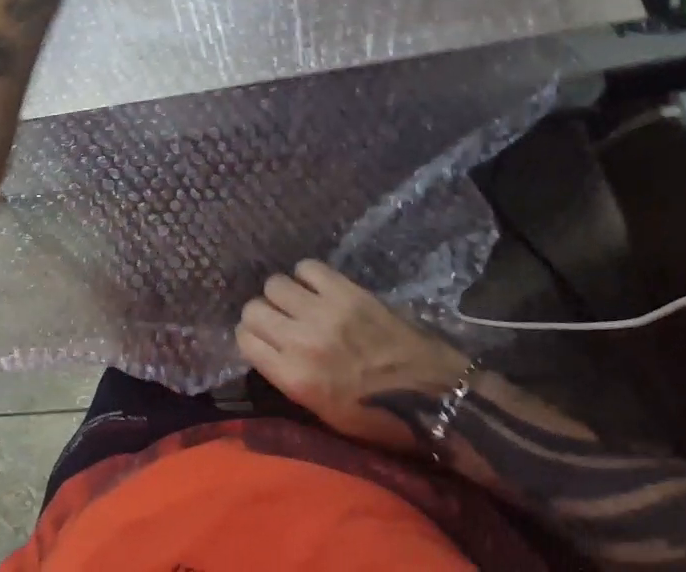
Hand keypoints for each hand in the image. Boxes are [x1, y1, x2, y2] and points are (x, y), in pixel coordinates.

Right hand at [237, 260, 472, 452]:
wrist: (441, 400)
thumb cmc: (382, 417)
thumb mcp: (324, 412)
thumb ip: (286, 376)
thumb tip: (263, 348)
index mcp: (294, 377)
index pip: (244, 339)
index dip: (253, 338)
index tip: (267, 341)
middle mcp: (301, 342)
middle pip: (253, 309)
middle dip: (264, 315)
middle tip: (283, 322)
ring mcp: (325, 314)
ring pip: (275, 284)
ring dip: (285, 295)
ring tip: (303, 304)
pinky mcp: (349, 293)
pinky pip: (307, 268)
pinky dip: (308, 276)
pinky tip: (320, 290)